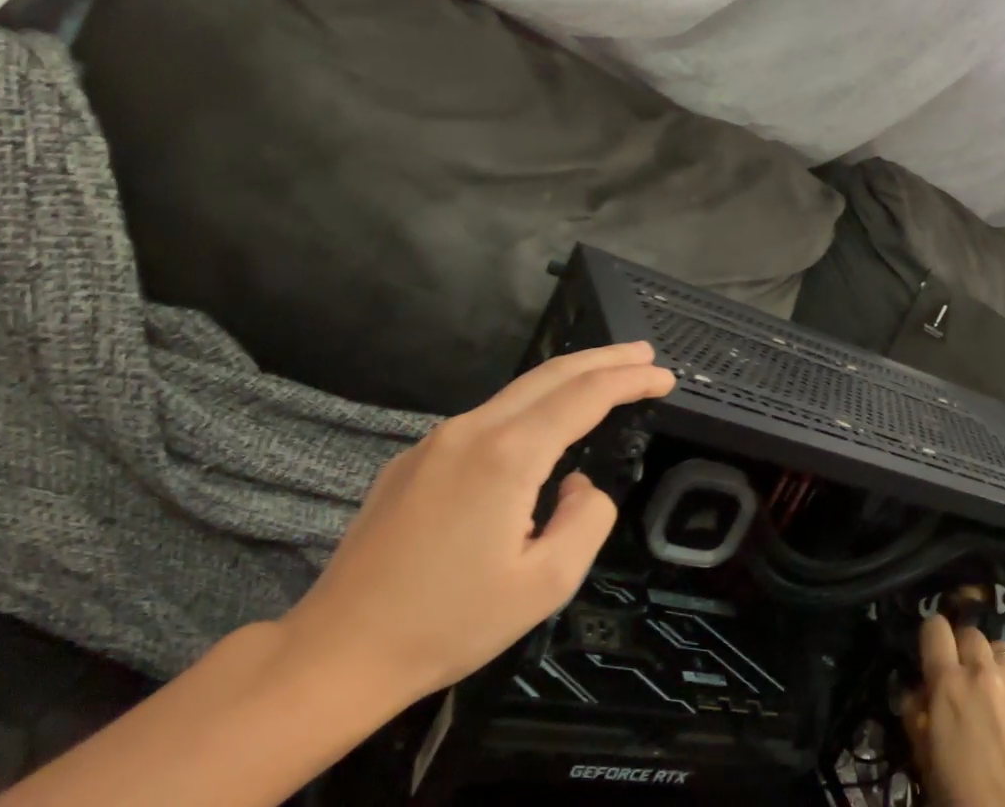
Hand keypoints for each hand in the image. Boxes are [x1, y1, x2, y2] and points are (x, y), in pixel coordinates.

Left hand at [277, 342, 675, 703]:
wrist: (339, 651)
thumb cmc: (451, 623)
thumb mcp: (547, 583)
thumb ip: (587, 518)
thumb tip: (578, 483)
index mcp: (506, 456)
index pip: (584, 396)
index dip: (629, 381)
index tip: (664, 376)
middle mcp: (468, 432)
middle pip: (549, 376)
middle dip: (602, 360)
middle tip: (644, 354)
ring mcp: (432, 444)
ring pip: (513, 396)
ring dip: (564, 384)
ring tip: (602, 386)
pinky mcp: (410, 463)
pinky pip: (482, 425)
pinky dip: (525, 413)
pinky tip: (537, 436)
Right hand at [904, 614, 1004, 806]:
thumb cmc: (960, 798)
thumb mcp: (923, 757)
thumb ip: (917, 716)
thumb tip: (920, 694)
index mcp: (948, 684)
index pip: (936, 628)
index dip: (932, 636)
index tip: (932, 652)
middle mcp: (984, 675)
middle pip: (972, 634)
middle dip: (963, 649)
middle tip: (962, 678)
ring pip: (1003, 655)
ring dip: (993, 668)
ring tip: (993, 697)